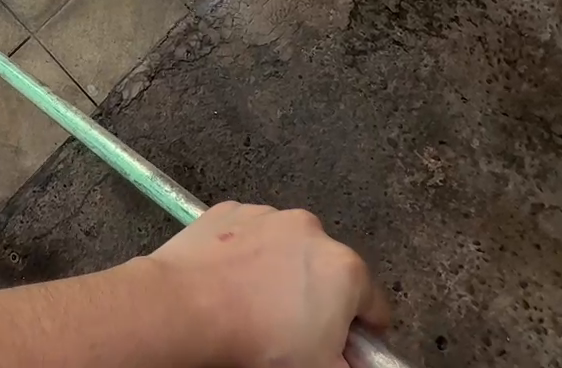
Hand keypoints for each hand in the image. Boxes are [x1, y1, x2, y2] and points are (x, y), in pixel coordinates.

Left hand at [145, 202, 389, 367]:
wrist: (187, 304)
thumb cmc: (261, 341)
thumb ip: (350, 364)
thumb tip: (348, 360)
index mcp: (344, 267)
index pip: (374, 306)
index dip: (362, 333)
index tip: (344, 347)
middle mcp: (308, 228)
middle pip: (328, 270)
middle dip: (320, 297)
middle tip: (295, 326)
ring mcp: (264, 213)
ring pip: (287, 248)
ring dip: (282, 270)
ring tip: (256, 301)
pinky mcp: (227, 209)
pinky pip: (250, 234)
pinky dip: (248, 251)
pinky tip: (231, 278)